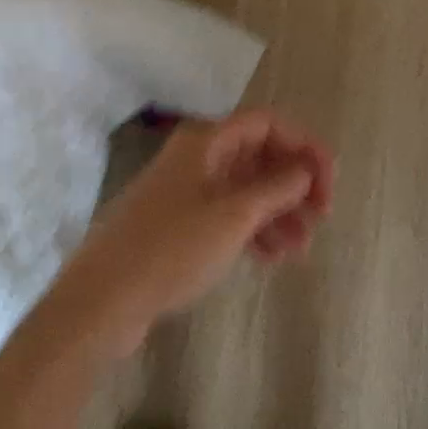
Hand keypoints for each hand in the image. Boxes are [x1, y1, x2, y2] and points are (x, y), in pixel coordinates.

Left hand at [48, 111, 334, 357]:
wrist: (99, 304)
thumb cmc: (171, 248)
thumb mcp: (234, 215)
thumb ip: (278, 187)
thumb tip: (305, 170)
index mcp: (208, 142)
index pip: (269, 124)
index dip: (304, 145)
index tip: (328, 180)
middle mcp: (198, 159)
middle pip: (260, 157)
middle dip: (295, 185)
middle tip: (321, 217)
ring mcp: (186, 193)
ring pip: (247, 190)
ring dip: (279, 213)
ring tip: (300, 248)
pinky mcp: (178, 227)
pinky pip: (228, 216)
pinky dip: (254, 230)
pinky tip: (273, 257)